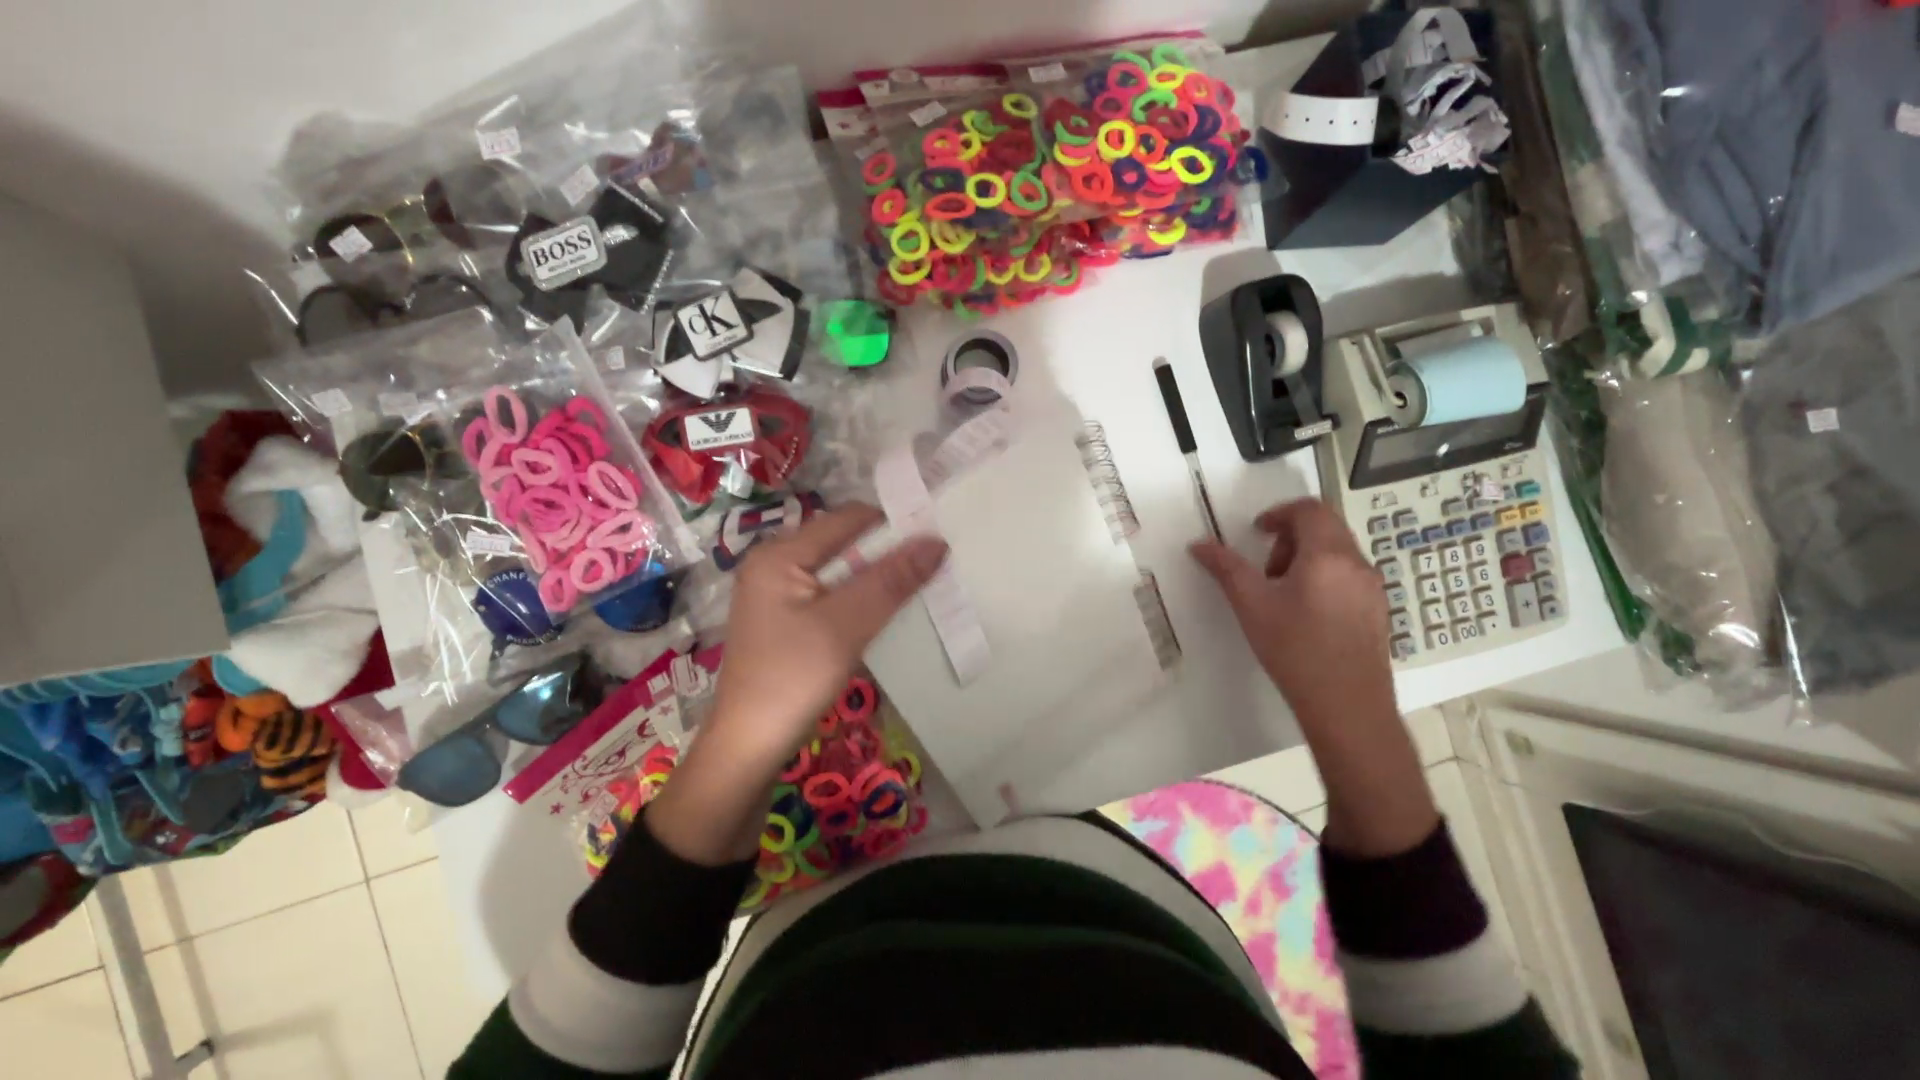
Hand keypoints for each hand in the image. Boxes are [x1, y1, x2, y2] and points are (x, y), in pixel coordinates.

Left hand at [707, 502, 947, 768]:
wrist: (749, 744)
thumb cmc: (793, 677)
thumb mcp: (846, 625)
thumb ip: (890, 580)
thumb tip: (936, 541)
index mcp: (778, 554)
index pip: (846, 519)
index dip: (892, 524)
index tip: (936, 538)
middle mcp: (772, 565)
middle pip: (842, 543)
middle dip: (886, 553)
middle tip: (933, 567)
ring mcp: (775, 595)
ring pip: (838, 572)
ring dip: (875, 579)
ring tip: (917, 590)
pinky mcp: (783, 622)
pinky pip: (829, 597)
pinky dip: (858, 601)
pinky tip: (884, 616)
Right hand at [1189, 498, 1395, 729]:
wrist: (1347, 705)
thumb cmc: (1295, 650)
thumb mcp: (1252, 606)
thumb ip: (1226, 569)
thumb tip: (1199, 544)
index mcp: (1328, 554)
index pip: (1309, 509)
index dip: (1279, 513)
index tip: (1257, 533)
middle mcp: (1357, 563)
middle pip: (1325, 528)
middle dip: (1291, 538)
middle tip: (1266, 569)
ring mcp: (1373, 588)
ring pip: (1338, 553)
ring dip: (1307, 559)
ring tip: (1283, 595)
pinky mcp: (1378, 611)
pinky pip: (1349, 577)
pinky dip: (1325, 578)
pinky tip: (1307, 616)